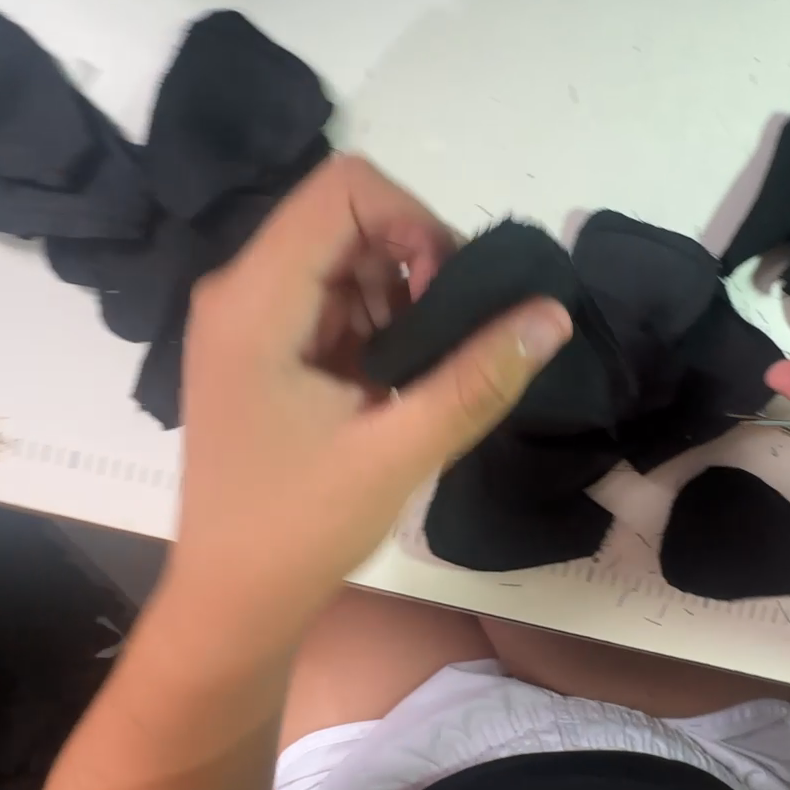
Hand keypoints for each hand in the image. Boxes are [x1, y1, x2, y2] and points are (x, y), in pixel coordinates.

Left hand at [168, 155, 571, 619]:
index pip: (347, 190)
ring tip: (423, 377)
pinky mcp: (270, 352)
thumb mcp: (401, 450)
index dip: (417, 221)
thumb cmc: (301, 528)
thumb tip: (553, 314)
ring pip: (352, 265)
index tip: (452, 296)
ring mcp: (254, 322)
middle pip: (351, 223)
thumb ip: (480, 377)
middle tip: (450, 346)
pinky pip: (340, 307)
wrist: (235, 599)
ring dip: (406, 305)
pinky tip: (396, 388)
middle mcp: (245, 292)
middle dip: (419, 268)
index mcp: (256, 300)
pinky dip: (385, 332)